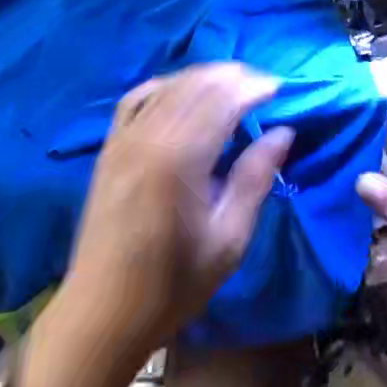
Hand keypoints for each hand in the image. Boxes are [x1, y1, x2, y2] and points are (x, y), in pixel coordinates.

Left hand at [63, 63, 296, 352]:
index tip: (279, 88)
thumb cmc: (173, 284)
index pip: (222, 99)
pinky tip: (181, 91)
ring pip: (168, 85)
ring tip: (232, 84)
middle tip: (262, 85)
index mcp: (180, 157)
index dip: (253, 87)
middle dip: (233, 76)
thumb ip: (255, 178)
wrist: (103, 311)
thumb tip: (283, 132)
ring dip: (204, 77)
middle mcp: (149, 135)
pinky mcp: (110, 145)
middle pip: (196, 84)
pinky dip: (165, 85)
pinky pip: (137, 97)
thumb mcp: (228, 239)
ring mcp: (124, 137)